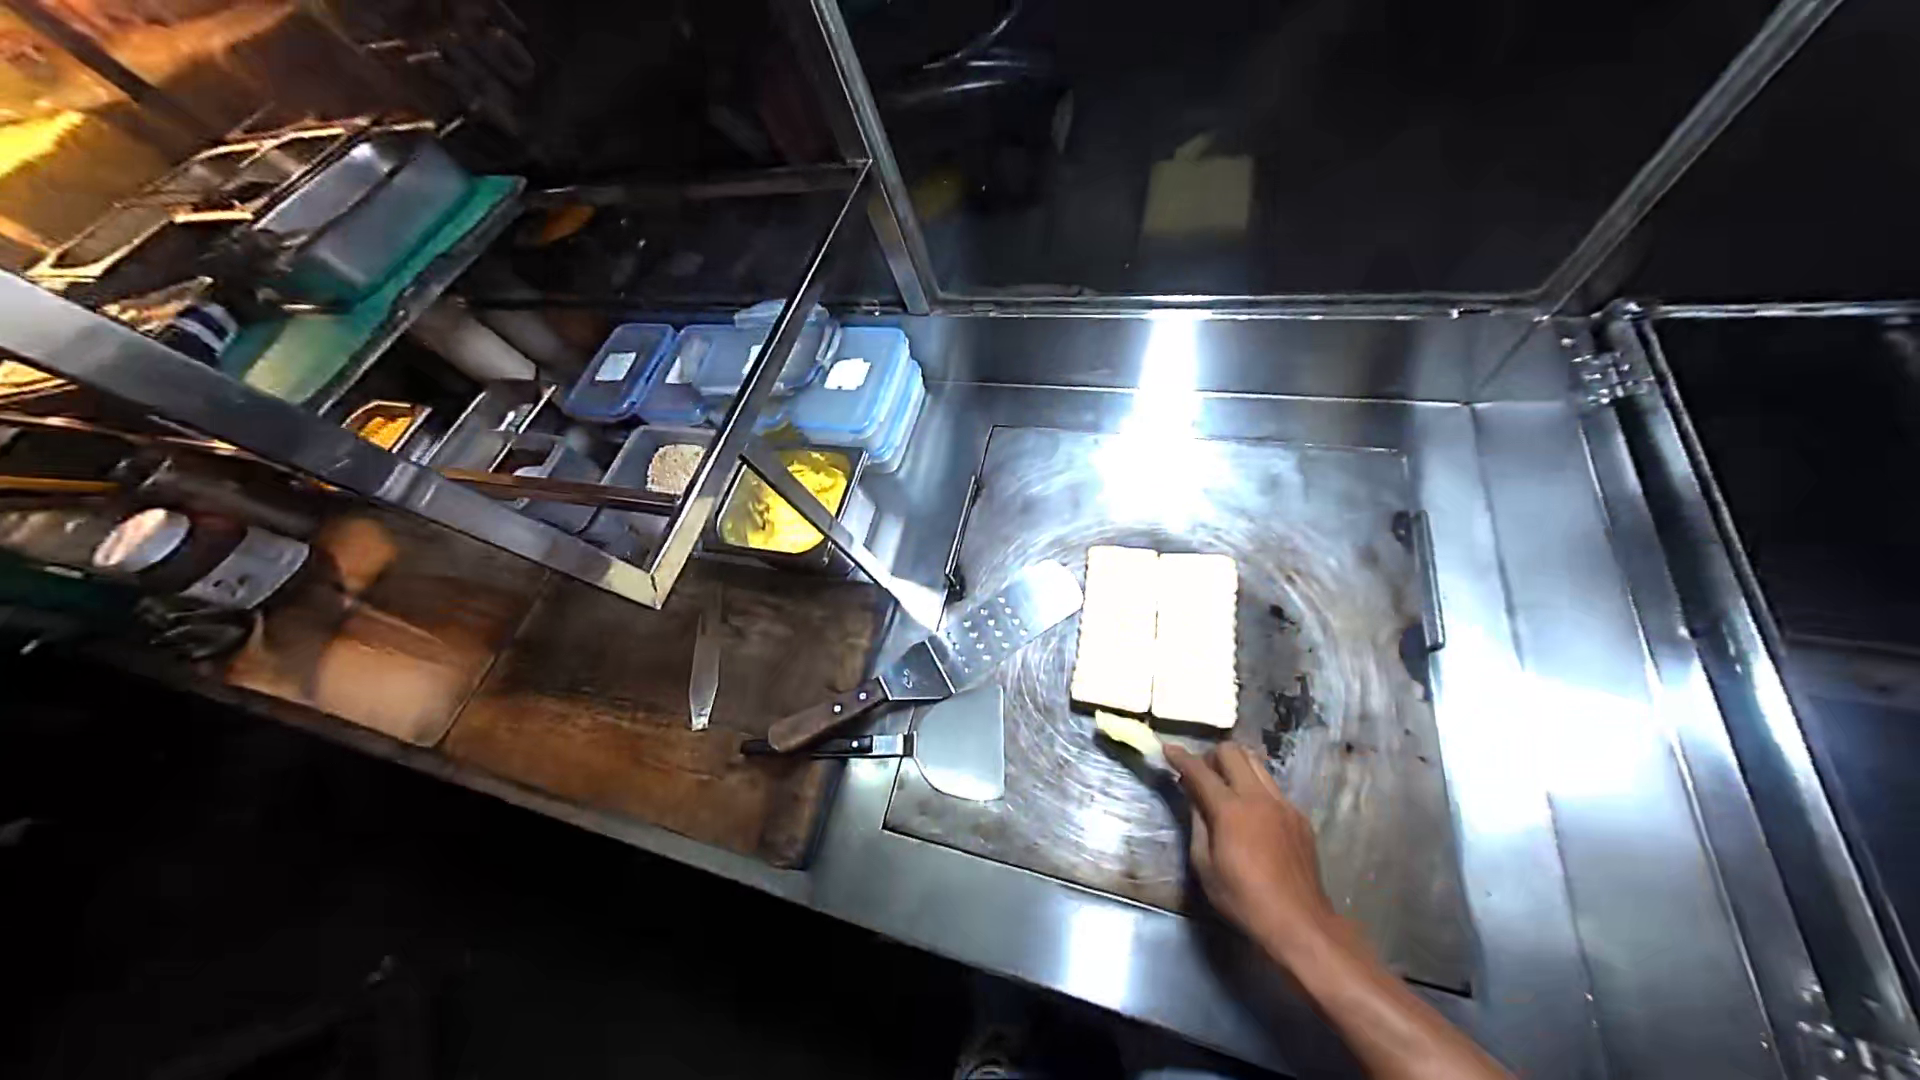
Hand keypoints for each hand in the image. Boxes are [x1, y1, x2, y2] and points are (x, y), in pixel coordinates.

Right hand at [1165, 742, 1342, 962]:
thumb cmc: (1243, 898)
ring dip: (1236, 765)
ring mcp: (1283, 804)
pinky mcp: (1299, 816)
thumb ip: (1197, 822)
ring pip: (1256, 762)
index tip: (1167, 748)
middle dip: (1211, 755)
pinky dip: (1255, 787)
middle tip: (1202, 774)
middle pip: (1232, 751)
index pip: (1199, 770)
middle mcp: (1258, 797)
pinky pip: (1272, 786)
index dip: (1180, 757)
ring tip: (1226, 786)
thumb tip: (1193, 795)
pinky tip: (1252, 813)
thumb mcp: (1204, 864)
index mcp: (1230, 809)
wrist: (1299, 922)